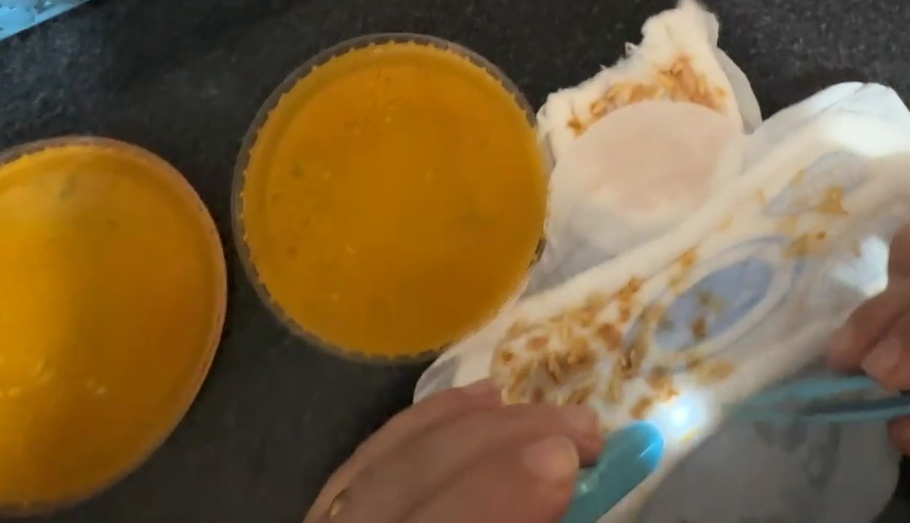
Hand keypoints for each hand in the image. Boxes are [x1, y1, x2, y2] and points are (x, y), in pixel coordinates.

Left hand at [305, 381, 602, 522]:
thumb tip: (565, 500)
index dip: (496, 494)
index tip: (564, 463)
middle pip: (410, 484)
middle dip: (500, 444)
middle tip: (584, 430)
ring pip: (392, 459)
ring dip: (478, 425)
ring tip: (551, 415)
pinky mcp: (325, 517)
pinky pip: (374, 454)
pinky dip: (432, 420)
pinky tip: (482, 399)